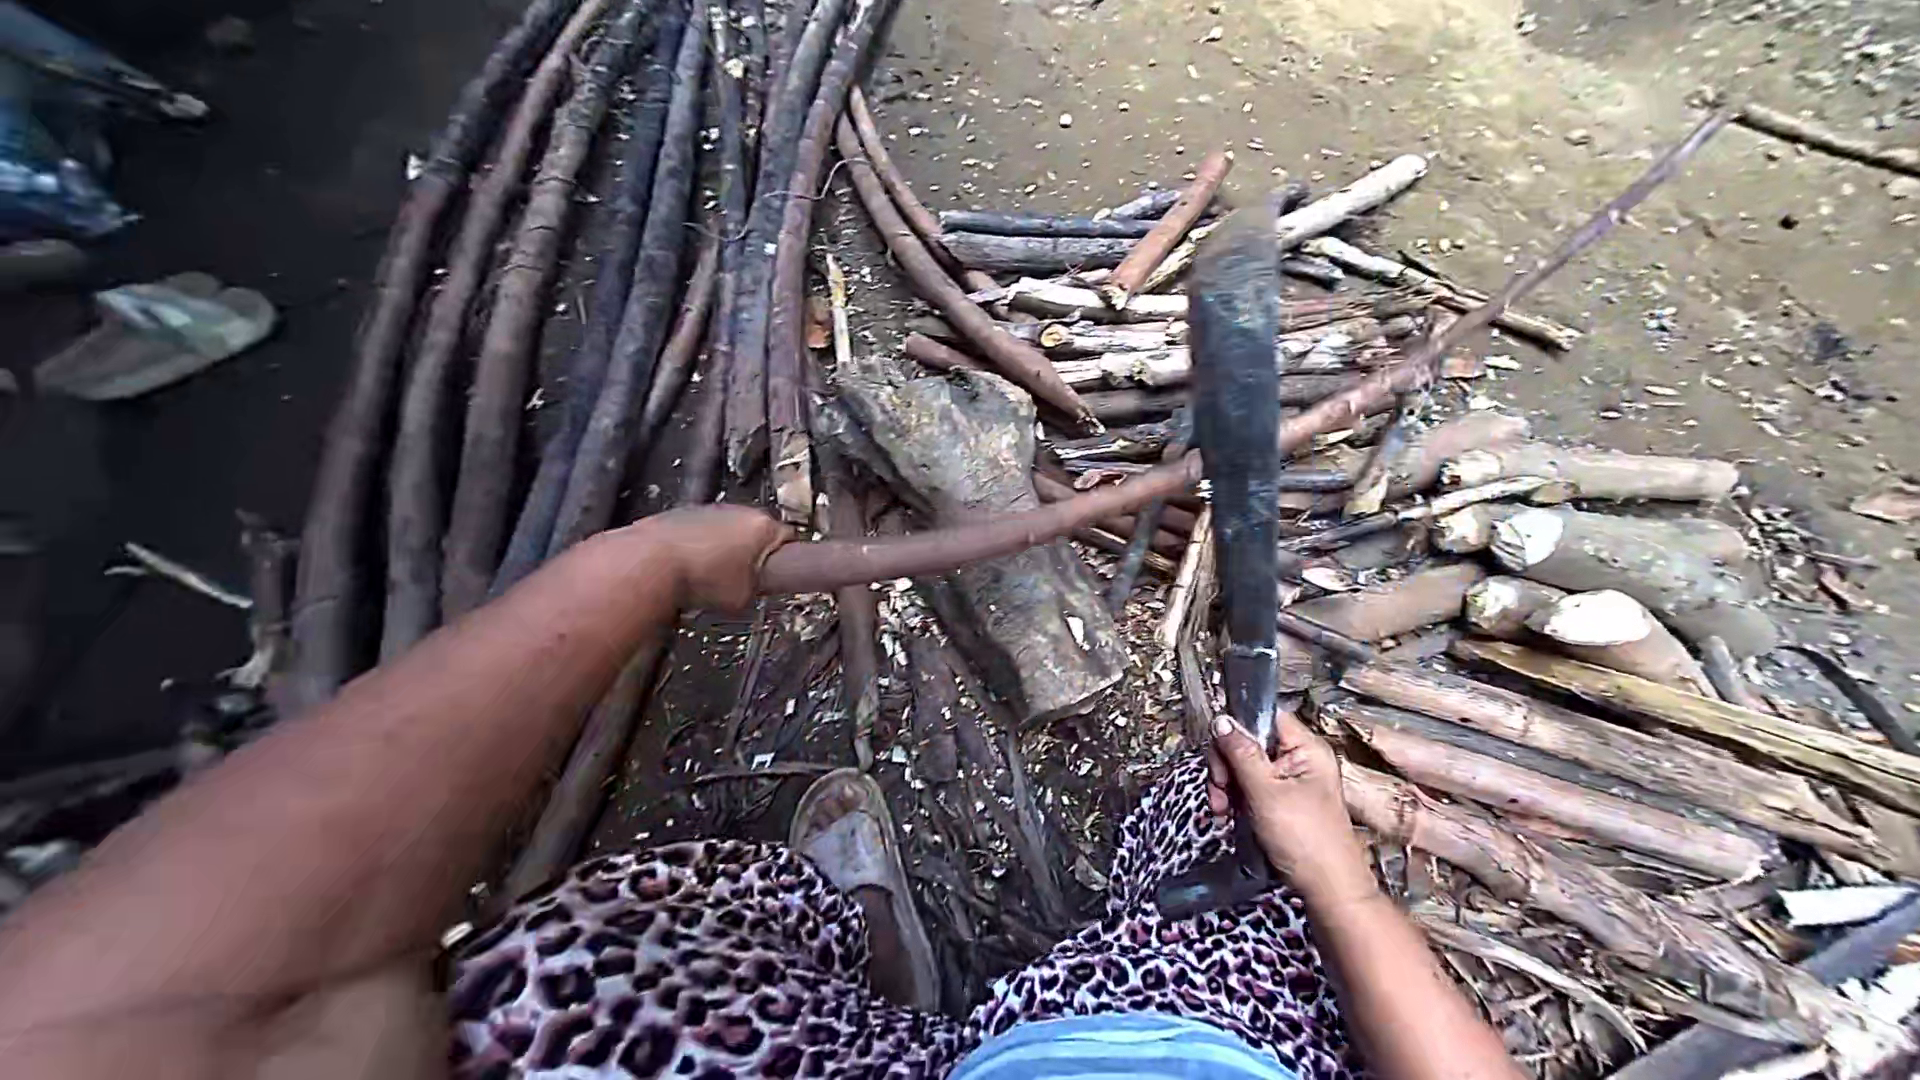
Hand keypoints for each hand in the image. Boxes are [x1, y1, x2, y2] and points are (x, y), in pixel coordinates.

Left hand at [615, 506, 789, 610]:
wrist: (648, 566)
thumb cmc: (699, 580)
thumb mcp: (742, 598)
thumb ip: (754, 587)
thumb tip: (748, 589)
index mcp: (761, 526)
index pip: (787, 537)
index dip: (783, 557)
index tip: (776, 570)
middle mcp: (737, 511)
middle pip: (754, 530)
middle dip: (750, 552)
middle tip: (741, 578)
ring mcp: (707, 509)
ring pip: (724, 529)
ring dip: (721, 548)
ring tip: (708, 576)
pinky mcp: (679, 513)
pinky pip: (697, 531)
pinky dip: (695, 546)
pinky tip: (686, 568)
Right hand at [1208, 711, 1375, 906]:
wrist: (1329, 893)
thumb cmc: (1304, 839)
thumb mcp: (1265, 791)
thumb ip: (1240, 752)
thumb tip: (1220, 719)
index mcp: (1306, 749)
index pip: (1263, 717)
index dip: (1237, 728)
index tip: (1219, 751)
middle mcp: (1298, 759)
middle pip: (1247, 741)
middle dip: (1226, 764)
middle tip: (1221, 787)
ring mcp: (1288, 781)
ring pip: (1242, 765)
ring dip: (1225, 785)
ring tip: (1222, 808)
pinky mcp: (1278, 800)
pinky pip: (1246, 786)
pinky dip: (1233, 798)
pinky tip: (1227, 814)